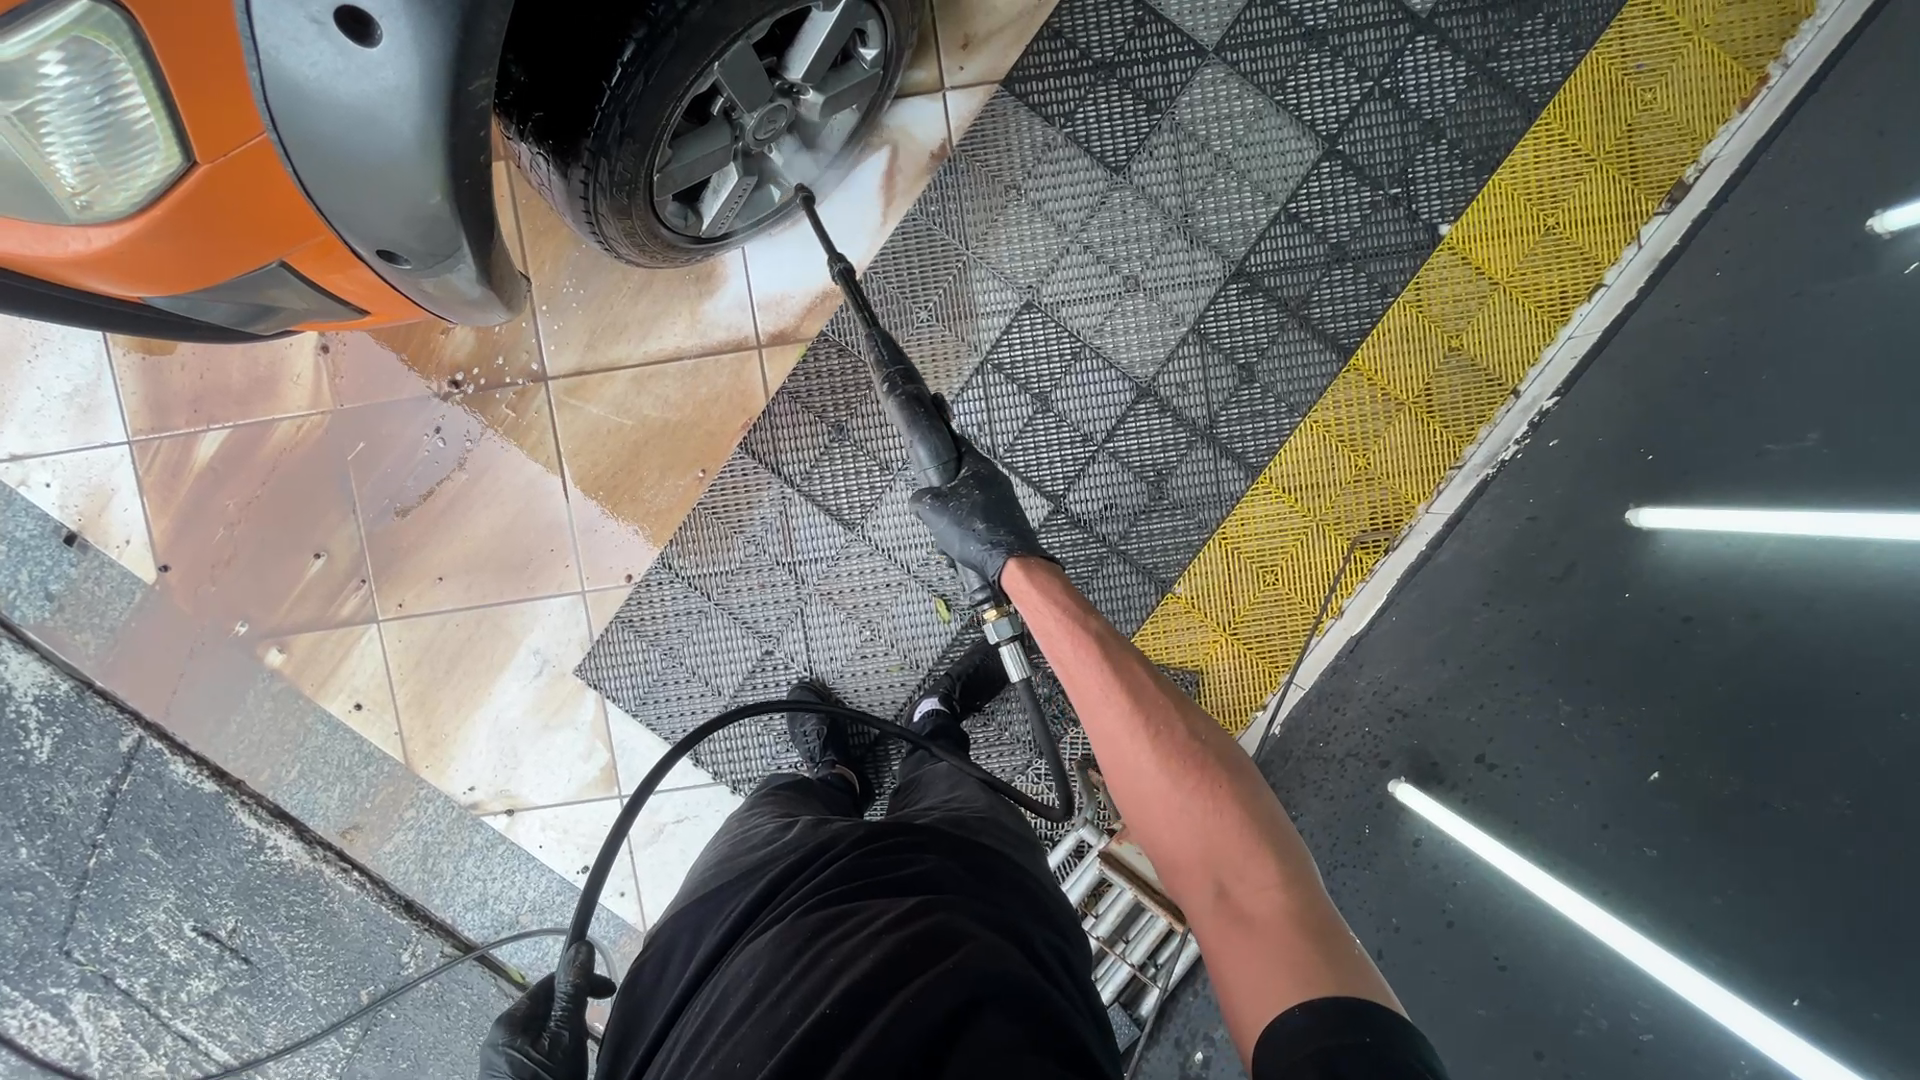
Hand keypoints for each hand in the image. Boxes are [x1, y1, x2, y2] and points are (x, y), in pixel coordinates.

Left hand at [477, 942, 617, 1079]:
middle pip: (548, 1006)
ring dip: (569, 1033)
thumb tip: (582, 946)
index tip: (609, 993)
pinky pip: (539, 1052)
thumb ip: (573, 992)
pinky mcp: (510, 1078)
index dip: (582, 982)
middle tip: (595, 1028)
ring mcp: (502, 1062)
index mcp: (509, 1022)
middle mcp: (501, 1037)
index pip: (551, 982)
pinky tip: (568, 1067)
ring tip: (583, 1051)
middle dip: (576, 1011)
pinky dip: (559, 1052)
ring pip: (546, 1031)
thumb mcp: (564, 1037)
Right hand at [909, 436, 1049, 585]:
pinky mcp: (1007, 521)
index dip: (941, 444)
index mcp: (981, 467)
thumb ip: (920, 498)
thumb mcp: (932, 509)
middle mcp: (996, 480)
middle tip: (934, 506)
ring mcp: (1004, 501)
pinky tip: (960, 545)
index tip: (930, 450)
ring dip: (955, 516)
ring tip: (947, 533)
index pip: (958, 443)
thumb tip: (918, 501)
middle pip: (962, 477)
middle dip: (944, 493)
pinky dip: (967, 530)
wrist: (1008, 562)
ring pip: (969, 502)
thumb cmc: (976, 531)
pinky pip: (979, 520)